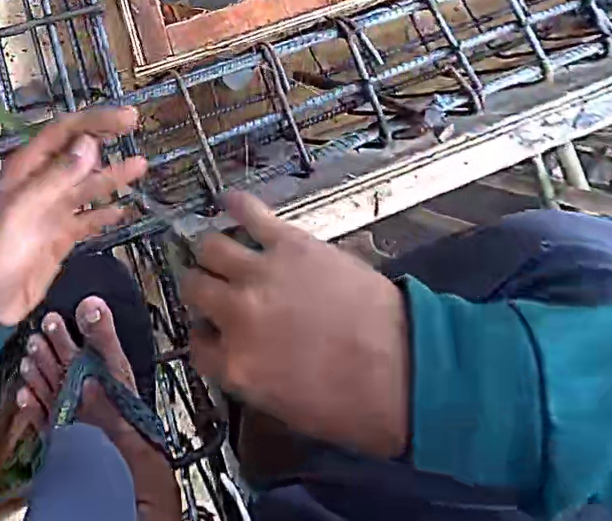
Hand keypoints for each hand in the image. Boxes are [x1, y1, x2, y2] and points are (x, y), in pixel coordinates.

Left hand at [0, 107, 145, 325]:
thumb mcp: (22, 210)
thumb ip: (56, 178)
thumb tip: (89, 143)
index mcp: (26, 169)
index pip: (64, 132)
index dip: (94, 121)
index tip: (127, 117)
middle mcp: (40, 184)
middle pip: (77, 153)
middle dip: (105, 137)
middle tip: (136, 126)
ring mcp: (50, 211)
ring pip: (86, 186)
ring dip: (112, 176)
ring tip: (140, 166)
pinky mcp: (58, 238)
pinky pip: (86, 219)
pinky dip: (104, 214)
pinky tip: (124, 209)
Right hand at [181, 191, 410, 459]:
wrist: (417, 371)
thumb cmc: (360, 405)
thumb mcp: (291, 409)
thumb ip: (251, 377)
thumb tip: (236, 356)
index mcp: (238, 364)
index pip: (196, 343)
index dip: (204, 336)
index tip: (213, 332)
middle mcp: (237, 313)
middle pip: (194, 287)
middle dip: (202, 290)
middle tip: (217, 290)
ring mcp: (259, 273)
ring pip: (210, 247)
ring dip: (214, 253)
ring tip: (224, 254)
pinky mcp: (287, 242)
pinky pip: (249, 212)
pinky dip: (236, 204)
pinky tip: (229, 202)